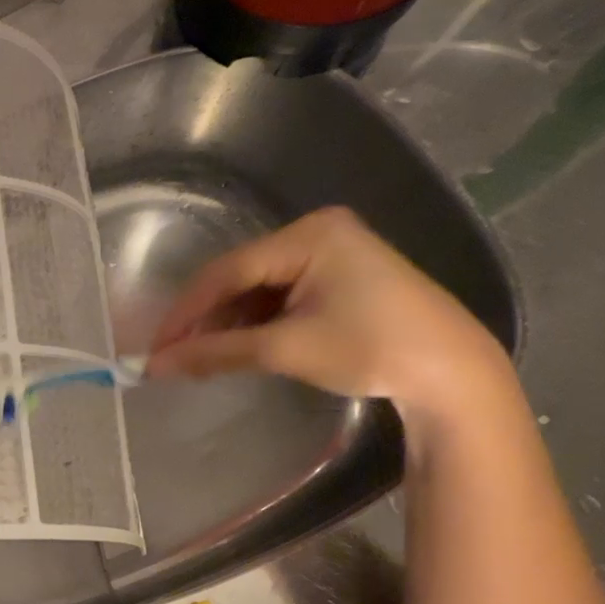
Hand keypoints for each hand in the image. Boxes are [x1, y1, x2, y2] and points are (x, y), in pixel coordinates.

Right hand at [145, 208, 514, 424]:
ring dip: (223, 325)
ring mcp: (327, 253)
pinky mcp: (334, 277)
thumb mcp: (285, 349)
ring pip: (252, 289)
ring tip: (196, 360)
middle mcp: (315, 233)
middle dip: (202, 320)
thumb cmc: (370, 348)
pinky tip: (231, 350)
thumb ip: (215, 353)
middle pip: (236, 277)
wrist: (450, 370)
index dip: (184, 313)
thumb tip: (155, 366)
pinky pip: (274, 297)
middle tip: (171, 358)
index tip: (154, 350)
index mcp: (308, 236)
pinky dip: (249, 325)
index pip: (225, 272)